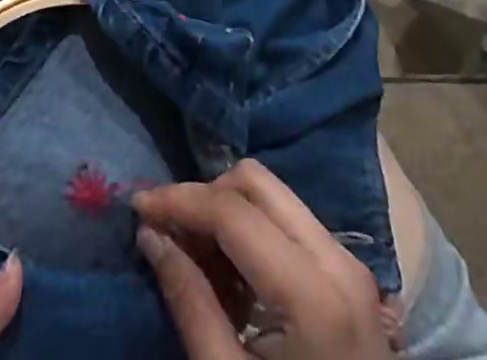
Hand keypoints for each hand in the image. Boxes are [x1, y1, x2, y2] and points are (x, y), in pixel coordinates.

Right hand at [133, 160, 400, 358]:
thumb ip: (190, 303)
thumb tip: (151, 235)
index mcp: (313, 295)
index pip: (232, 211)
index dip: (178, 200)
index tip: (137, 208)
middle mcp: (337, 260)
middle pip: (256, 183)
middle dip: (202, 196)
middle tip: (166, 228)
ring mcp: (349, 263)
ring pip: (272, 195)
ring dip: (224, 210)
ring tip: (194, 255)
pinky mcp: (348, 273)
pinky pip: (287, 220)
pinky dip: (248, 228)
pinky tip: (228, 270)